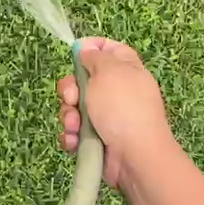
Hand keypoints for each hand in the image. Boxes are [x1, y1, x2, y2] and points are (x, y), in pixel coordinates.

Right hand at [57, 37, 178, 186]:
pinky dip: (72, 136)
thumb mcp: (108, 71)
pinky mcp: (97, 139)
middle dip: (70, 90)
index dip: (92, 47)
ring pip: (75, 107)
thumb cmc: (122, 108)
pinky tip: (75, 141)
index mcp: (126, 70)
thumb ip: (94, 56)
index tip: (75, 52)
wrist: (135, 157)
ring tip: (74, 126)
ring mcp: (107, 117)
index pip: (109, 49)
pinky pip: (75, 131)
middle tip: (72, 98)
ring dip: (68, 116)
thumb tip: (87, 49)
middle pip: (83, 80)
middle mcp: (116, 91)